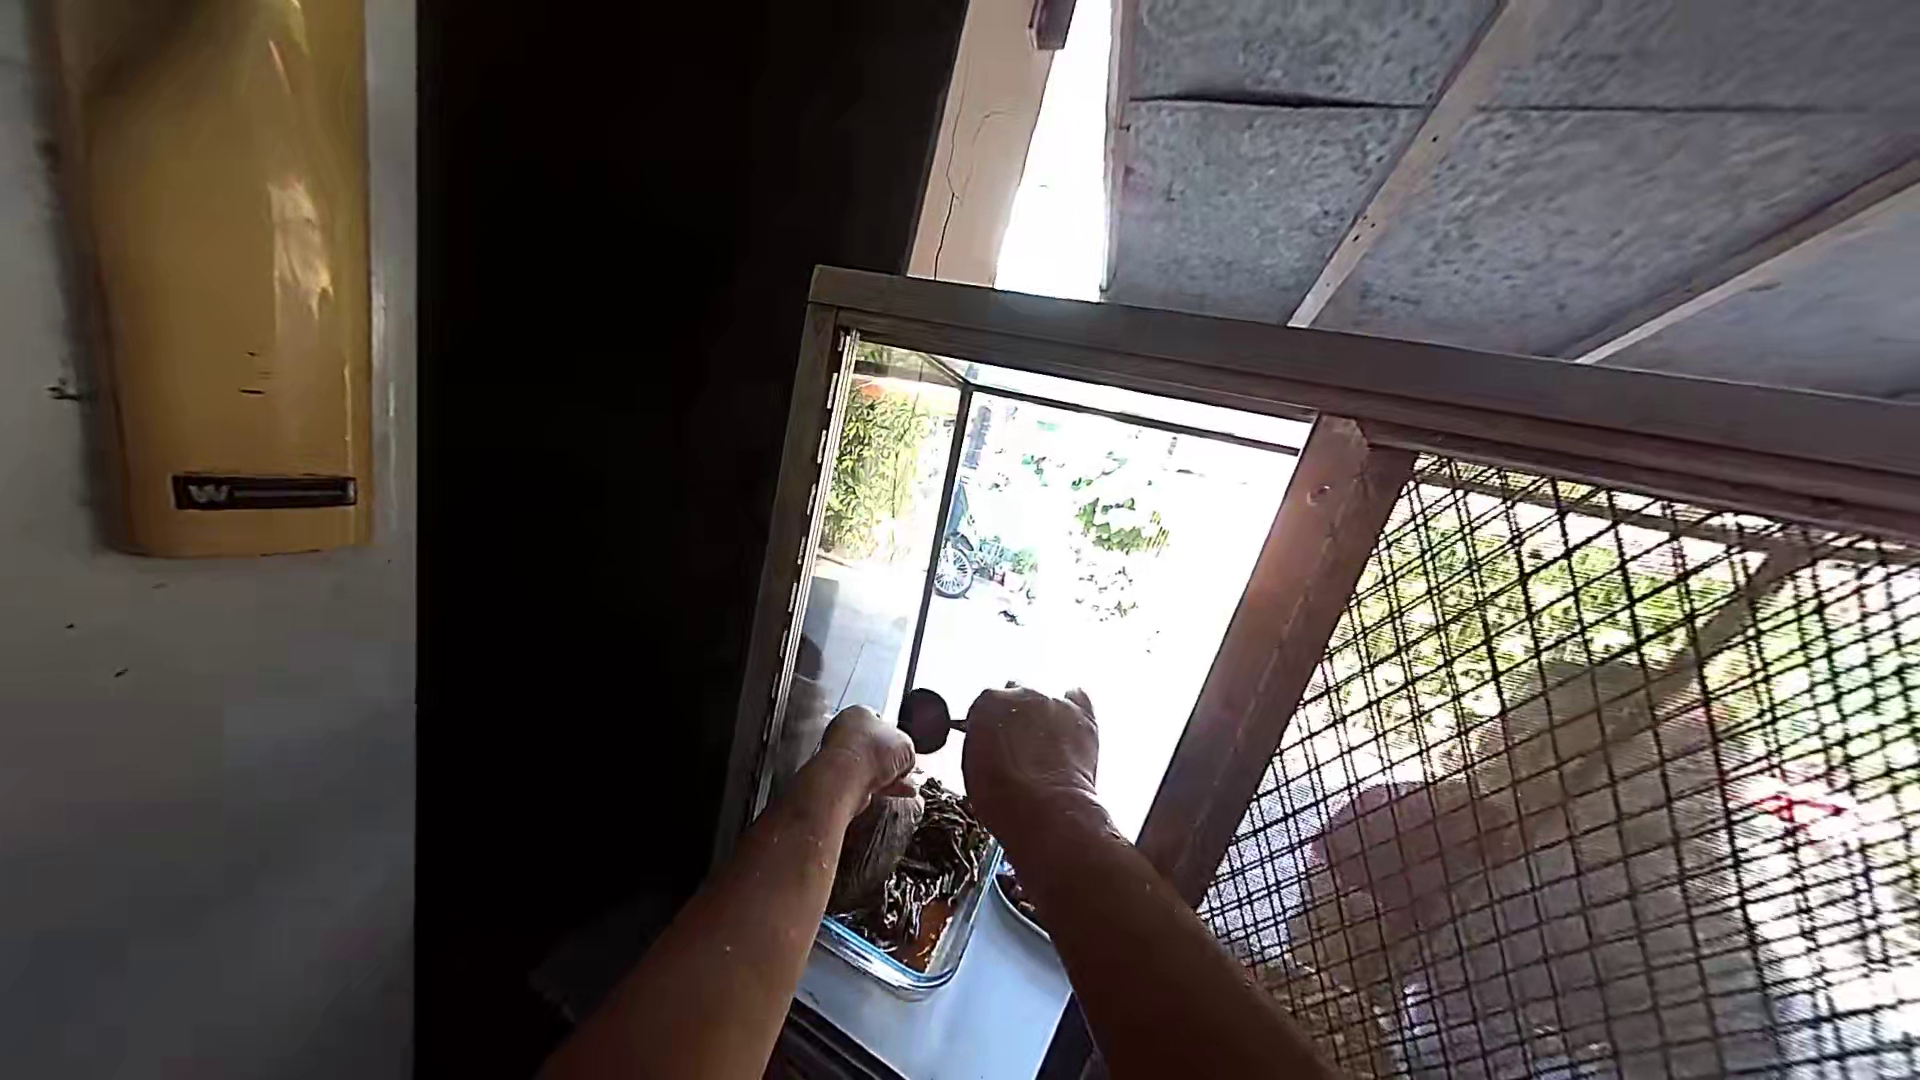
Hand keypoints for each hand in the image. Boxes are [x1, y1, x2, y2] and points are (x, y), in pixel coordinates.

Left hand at [816, 705, 917, 809]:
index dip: (895, 736)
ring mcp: (838, 756)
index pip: (880, 722)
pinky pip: (861, 781)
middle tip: (903, 769)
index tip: (903, 749)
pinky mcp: (836, 778)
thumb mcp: (906, 746)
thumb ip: (907, 749)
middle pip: (874, 746)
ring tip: (902, 785)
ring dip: (886, 775)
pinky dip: (876, 786)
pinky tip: (891, 792)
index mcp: (858, 713)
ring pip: (868, 766)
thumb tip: (905, 759)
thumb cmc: (872, 752)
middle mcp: (844, 731)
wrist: (847, 779)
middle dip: (891, 760)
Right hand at [961, 686, 1103, 846]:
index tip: (995, 740)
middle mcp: (1021, 693)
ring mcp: (1053, 702)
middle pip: (1018, 694)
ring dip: (1045, 715)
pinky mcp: (1082, 715)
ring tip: (1048, 746)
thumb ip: (981, 739)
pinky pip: (1079, 699)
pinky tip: (1071, 725)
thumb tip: (990, 742)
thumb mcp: (973, 766)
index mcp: (988, 702)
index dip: (992, 723)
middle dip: (1018, 715)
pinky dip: (1074, 709)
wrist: (1044, 811)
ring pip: (1047, 698)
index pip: (988, 702)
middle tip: (1021, 746)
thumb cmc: (1004, 797)